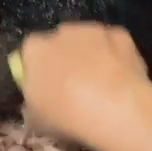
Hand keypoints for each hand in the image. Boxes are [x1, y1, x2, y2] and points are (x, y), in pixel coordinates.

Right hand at [16, 22, 151, 150]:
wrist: (116, 109)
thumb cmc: (68, 115)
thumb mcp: (37, 119)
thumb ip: (33, 100)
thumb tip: (38, 96)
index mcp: (35, 50)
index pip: (30, 53)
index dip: (38, 69)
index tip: (46, 87)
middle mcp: (61, 32)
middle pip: (59, 42)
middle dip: (65, 58)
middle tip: (74, 87)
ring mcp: (92, 30)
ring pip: (88, 39)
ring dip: (91, 54)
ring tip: (102, 86)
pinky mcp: (120, 33)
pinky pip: (113, 44)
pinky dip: (115, 56)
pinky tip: (121, 80)